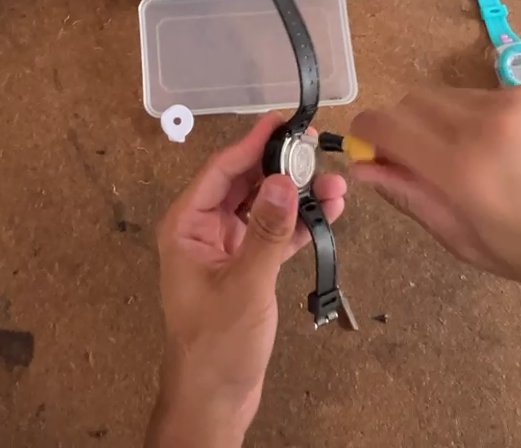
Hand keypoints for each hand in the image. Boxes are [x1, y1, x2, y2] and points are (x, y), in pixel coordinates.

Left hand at [148, 113, 347, 447]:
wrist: (215, 399)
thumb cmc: (216, 345)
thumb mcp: (244, 285)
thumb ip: (266, 231)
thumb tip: (283, 180)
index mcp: (187, 224)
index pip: (221, 170)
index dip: (252, 143)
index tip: (280, 121)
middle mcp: (205, 228)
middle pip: (245, 182)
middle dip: (279, 164)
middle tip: (313, 144)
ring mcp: (227, 247)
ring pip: (263, 206)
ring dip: (296, 194)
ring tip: (333, 181)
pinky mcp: (248, 266)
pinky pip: (274, 233)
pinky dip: (299, 223)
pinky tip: (329, 211)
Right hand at [349, 84, 520, 316]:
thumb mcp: (476, 245)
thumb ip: (413, 199)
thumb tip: (364, 168)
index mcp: (463, 168)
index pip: (382, 123)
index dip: (364, 134)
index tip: (368, 154)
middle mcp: (481, 121)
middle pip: (408, 101)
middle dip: (400, 128)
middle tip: (420, 166)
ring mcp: (512, 99)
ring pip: (443, 95)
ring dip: (437, 121)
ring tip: (471, 161)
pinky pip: (481, 95)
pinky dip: (474, 116)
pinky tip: (509, 150)